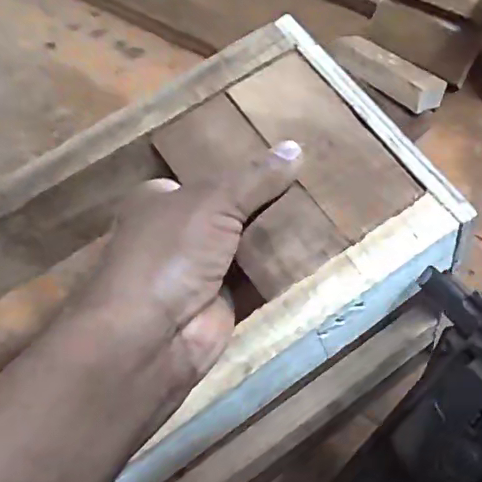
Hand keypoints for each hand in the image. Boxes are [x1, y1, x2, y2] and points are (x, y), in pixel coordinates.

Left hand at [64, 140, 300, 373]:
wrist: (153, 334)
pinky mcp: (224, 303)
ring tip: (327, 216)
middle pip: (233, 214)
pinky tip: (318, 254)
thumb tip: (297, 147)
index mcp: (161, 202)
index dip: (244, 174)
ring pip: (249, 248)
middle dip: (268, 207)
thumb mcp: (212, 202)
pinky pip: (259, 281)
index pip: (208, 181)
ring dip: (279, 240)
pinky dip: (282, 272)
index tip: (287, 165)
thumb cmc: (169, 253)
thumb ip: (255, 179)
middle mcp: (179, 235)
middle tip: (316, 190)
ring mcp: (202, 272)